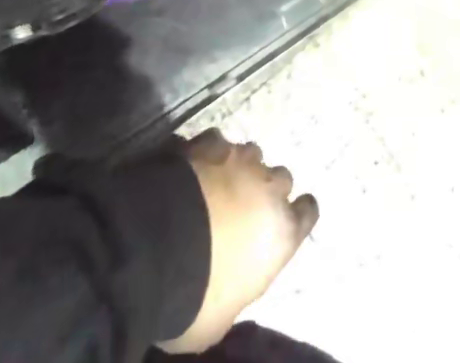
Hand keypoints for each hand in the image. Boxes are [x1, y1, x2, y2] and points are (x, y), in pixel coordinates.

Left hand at [160, 131, 318, 353]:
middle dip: (265, 189)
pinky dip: (207, 153)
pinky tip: (190, 165)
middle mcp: (269, 188)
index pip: (308, 212)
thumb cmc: (194, 296)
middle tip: (241, 207)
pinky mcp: (207, 144)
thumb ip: (239, 289)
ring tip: (215, 183)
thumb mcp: (221, 317)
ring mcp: (239, 160)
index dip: (296, 216)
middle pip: (281, 179)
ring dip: (239, 168)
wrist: (151, 252)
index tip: (283, 222)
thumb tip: (232, 284)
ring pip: (252, 154)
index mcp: (282, 232)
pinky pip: (215, 142)